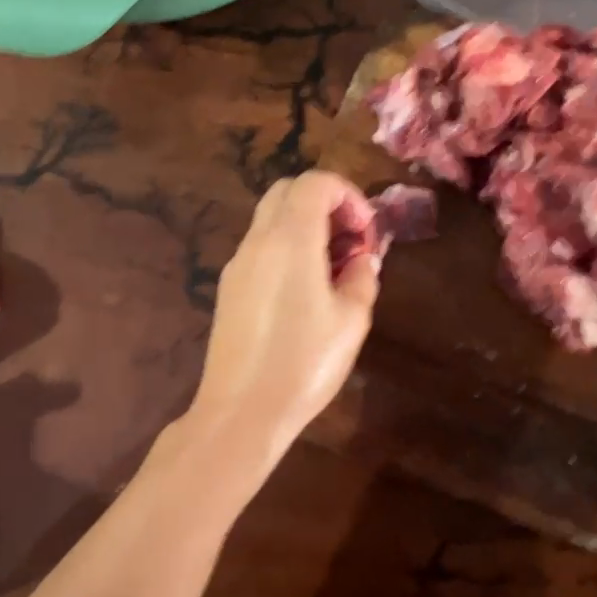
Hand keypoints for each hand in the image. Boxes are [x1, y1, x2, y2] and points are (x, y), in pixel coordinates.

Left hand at [190, 170, 380, 454]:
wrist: (240, 413)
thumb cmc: (303, 363)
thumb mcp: (351, 320)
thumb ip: (361, 276)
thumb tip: (361, 259)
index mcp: (290, 238)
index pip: (315, 182)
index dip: (348, 194)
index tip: (366, 232)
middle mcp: (258, 240)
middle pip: (288, 190)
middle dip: (326, 203)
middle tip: (351, 240)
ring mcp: (238, 263)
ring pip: (271, 217)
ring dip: (306, 225)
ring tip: (334, 268)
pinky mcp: (229, 288)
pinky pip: (262, 246)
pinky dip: (288, 247)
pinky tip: (307, 290)